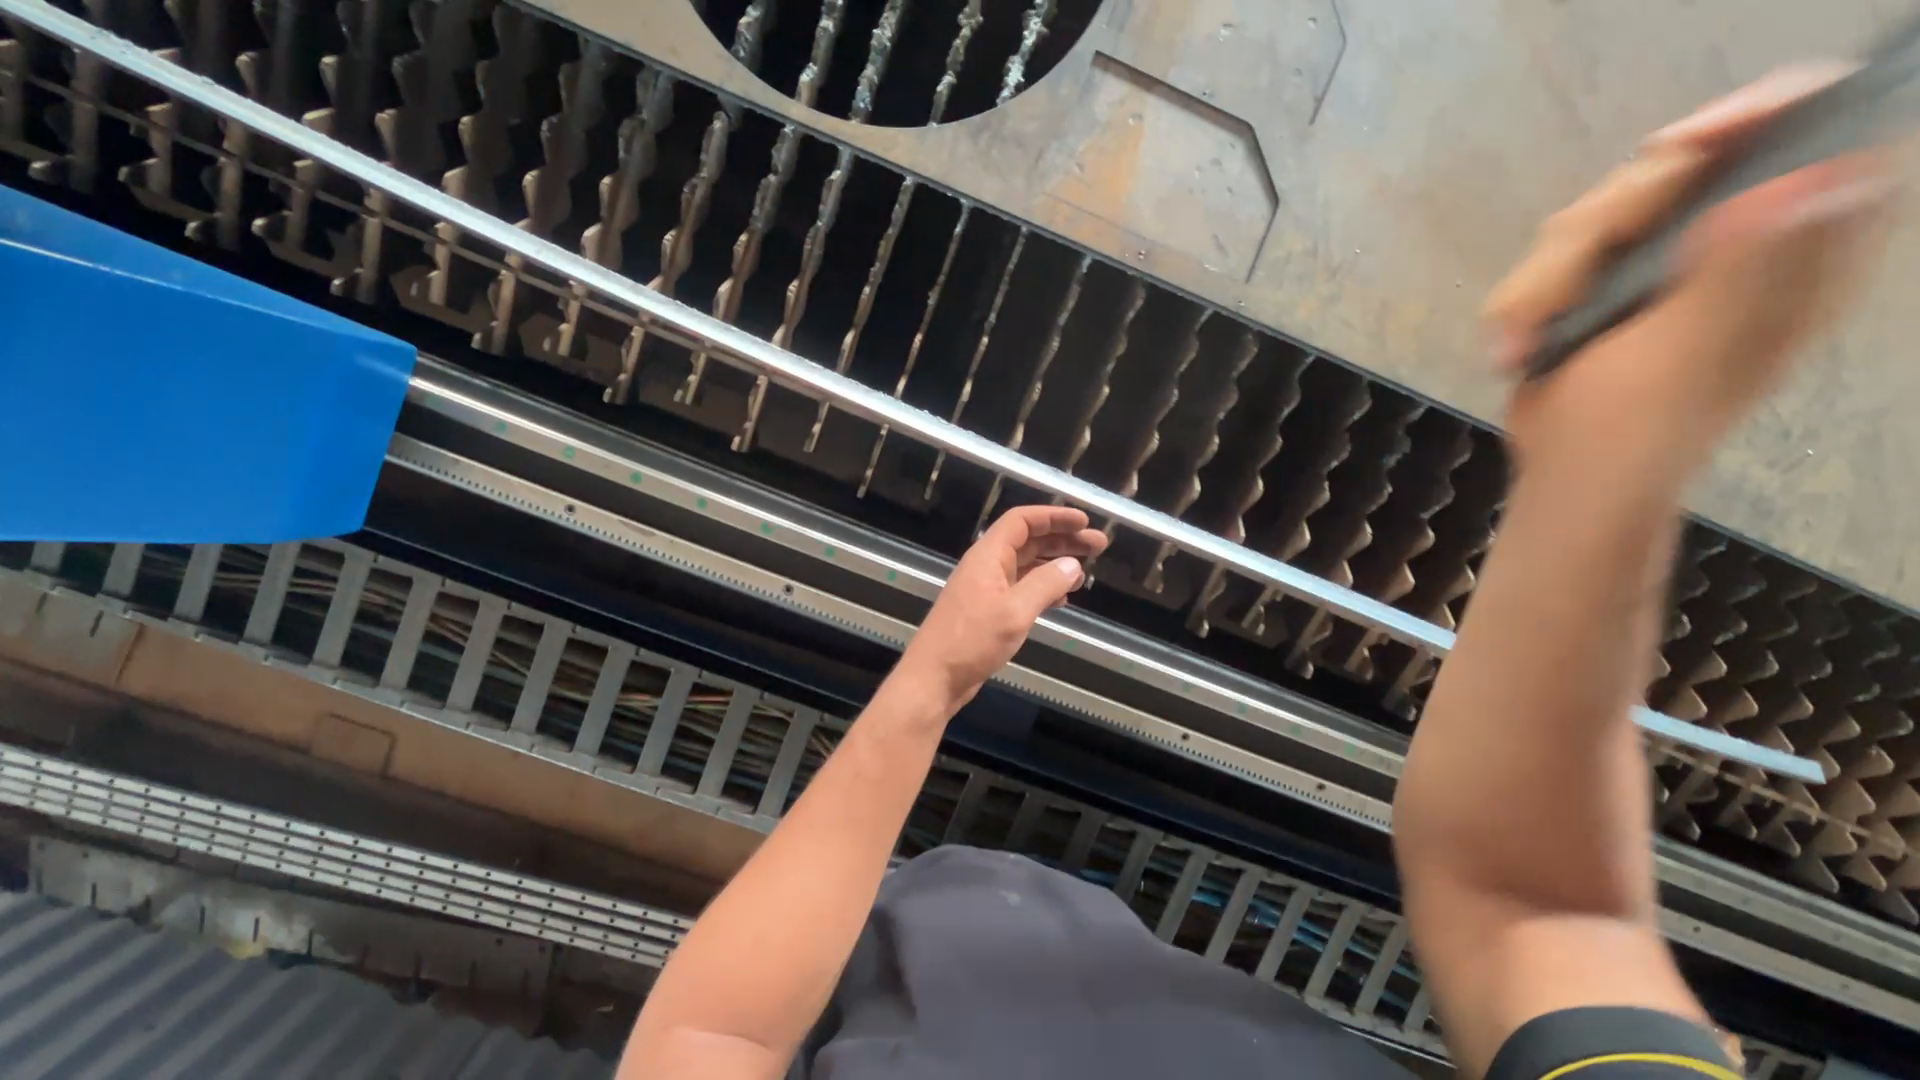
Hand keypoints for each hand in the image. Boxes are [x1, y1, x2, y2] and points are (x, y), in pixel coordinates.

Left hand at [895, 506, 1108, 711]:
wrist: (935, 678)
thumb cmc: (971, 641)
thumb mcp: (1015, 611)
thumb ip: (1045, 585)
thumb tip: (1073, 565)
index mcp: (988, 556)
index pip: (1022, 521)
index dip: (1054, 517)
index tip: (1085, 522)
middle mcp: (987, 566)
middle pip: (1028, 541)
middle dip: (1063, 540)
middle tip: (1099, 546)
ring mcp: (987, 590)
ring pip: (1027, 566)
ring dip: (1056, 564)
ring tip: (1087, 570)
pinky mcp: (989, 612)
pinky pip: (1022, 590)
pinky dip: (1044, 589)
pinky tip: (1064, 598)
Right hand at [1486, 63, 1895, 476]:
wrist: (1568, 477)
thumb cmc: (1637, 430)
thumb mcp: (1692, 351)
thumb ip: (1741, 266)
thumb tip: (1800, 178)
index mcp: (1793, 252)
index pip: (1816, 136)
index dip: (1761, 117)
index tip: (1685, 145)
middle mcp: (1735, 241)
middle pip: (1672, 168)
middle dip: (1600, 230)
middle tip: (1566, 294)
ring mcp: (1665, 259)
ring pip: (1596, 212)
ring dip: (1543, 280)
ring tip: (1529, 341)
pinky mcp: (1604, 278)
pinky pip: (1555, 251)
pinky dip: (1524, 298)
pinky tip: (1521, 345)